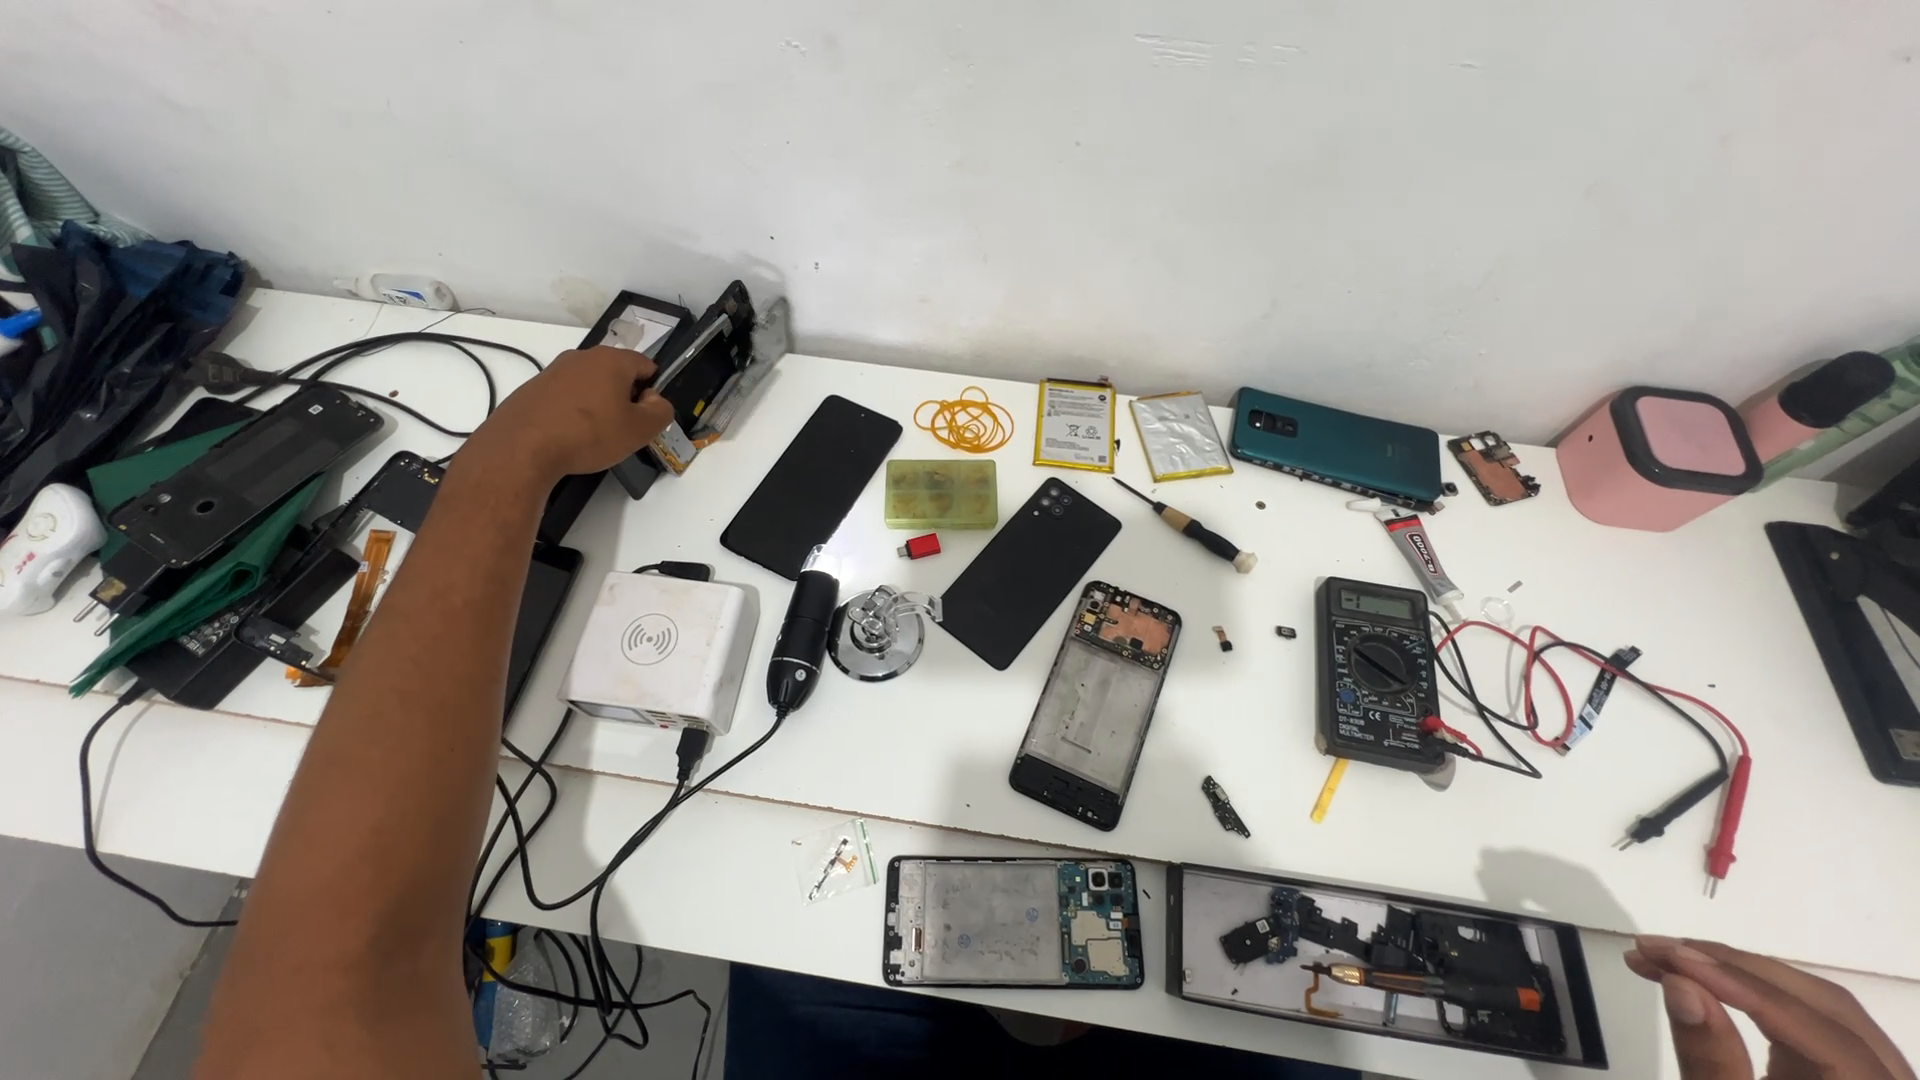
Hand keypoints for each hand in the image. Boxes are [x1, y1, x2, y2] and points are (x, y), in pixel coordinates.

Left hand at [463, 346, 675, 482]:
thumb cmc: (589, 434)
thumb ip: (661, 412)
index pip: (647, 365)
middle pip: (616, 374)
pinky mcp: (533, 389)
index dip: (654, 390)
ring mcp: (553, 371)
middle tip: (624, 429)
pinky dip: (573, 413)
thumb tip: (656, 400)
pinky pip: (565, 397)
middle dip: (625, 397)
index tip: (647, 416)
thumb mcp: (640, 430)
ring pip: (589, 385)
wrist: (522, 447)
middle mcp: (581, 357)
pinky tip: (569, 437)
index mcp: (612, 360)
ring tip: (595, 436)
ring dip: (598, 405)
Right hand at [1626, 936, 1914, 1079]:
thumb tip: (1679, 980)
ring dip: (1741, 971)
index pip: (1826, 1036)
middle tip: (1655, 950)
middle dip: (1737, 967)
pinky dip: (1755, 991)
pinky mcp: (1856, 1078)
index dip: (1746, 989)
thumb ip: (1709, 1057)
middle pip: (1830, 1009)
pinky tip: (1705, 980)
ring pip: (1825, 1007)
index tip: (1668, 956)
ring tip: (1666, 958)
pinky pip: (1816, 1021)